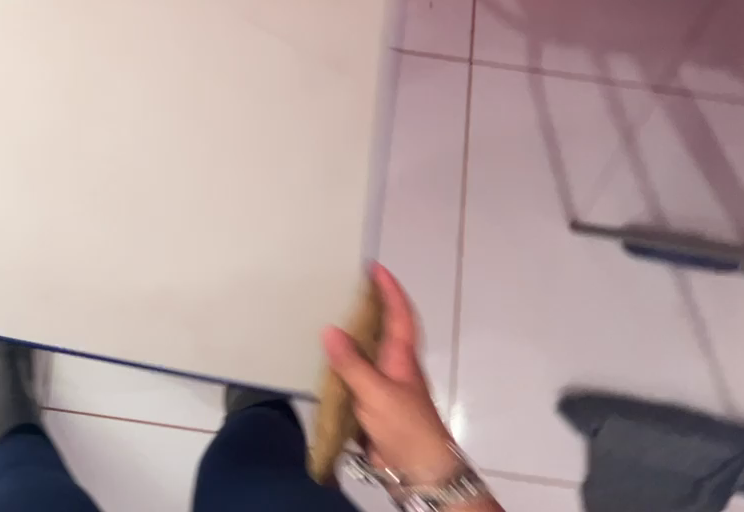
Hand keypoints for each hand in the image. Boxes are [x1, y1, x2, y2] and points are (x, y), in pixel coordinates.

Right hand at [322, 264, 460, 483]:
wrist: (421, 475)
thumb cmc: (406, 428)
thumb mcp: (377, 393)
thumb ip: (352, 363)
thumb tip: (329, 329)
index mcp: (402, 357)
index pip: (399, 315)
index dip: (390, 290)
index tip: (375, 267)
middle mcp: (395, 366)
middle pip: (384, 328)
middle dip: (370, 305)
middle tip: (344, 284)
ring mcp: (385, 385)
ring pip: (368, 351)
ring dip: (353, 333)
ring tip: (327, 314)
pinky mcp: (373, 404)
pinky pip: (355, 374)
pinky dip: (341, 361)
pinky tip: (323, 360)